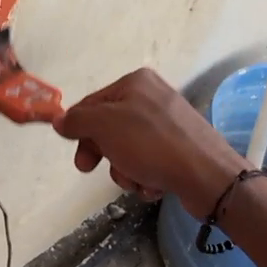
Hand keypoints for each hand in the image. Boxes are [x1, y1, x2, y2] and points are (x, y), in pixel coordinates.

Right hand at [54, 68, 251, 217]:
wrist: (207, 175)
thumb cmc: (151, 145)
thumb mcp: (105, 126)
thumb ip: (78, 120)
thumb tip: (59, 120)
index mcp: (135, 83)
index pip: (92, 103)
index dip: (78, 129)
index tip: (75, 152)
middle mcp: (152, 98)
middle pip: (108, 127)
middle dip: (103, 153)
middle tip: (90, 169)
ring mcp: (168, 123)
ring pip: (127, 148)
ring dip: (125, 170)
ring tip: (137, 179)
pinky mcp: (180, 148)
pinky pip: (149, 161)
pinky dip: (146, 176)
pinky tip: (154, 184)